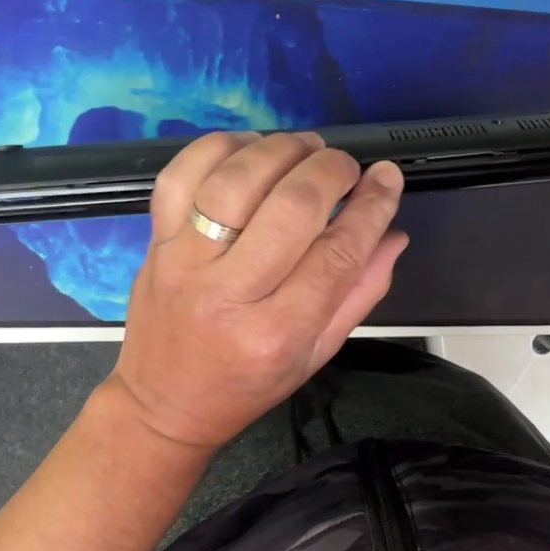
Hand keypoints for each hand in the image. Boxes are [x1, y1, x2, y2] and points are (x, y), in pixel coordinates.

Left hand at [106, 131, 408, 450]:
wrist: (163, 403)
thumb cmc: (246, 386)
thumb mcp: (316, 355)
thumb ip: (360, 292)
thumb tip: (394, 234)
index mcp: (278, 333)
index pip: (337, 254)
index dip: (372, 207)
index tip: (387, 178)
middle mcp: (229, 294)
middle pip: (290, 209)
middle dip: (330, 171)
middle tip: (346, 166)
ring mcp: (184, 263)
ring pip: (236, 181)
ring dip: (280, 150)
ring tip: (306, 149)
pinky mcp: (155, 241)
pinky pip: (181, 174)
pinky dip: (220, 147)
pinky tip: (251, 149)